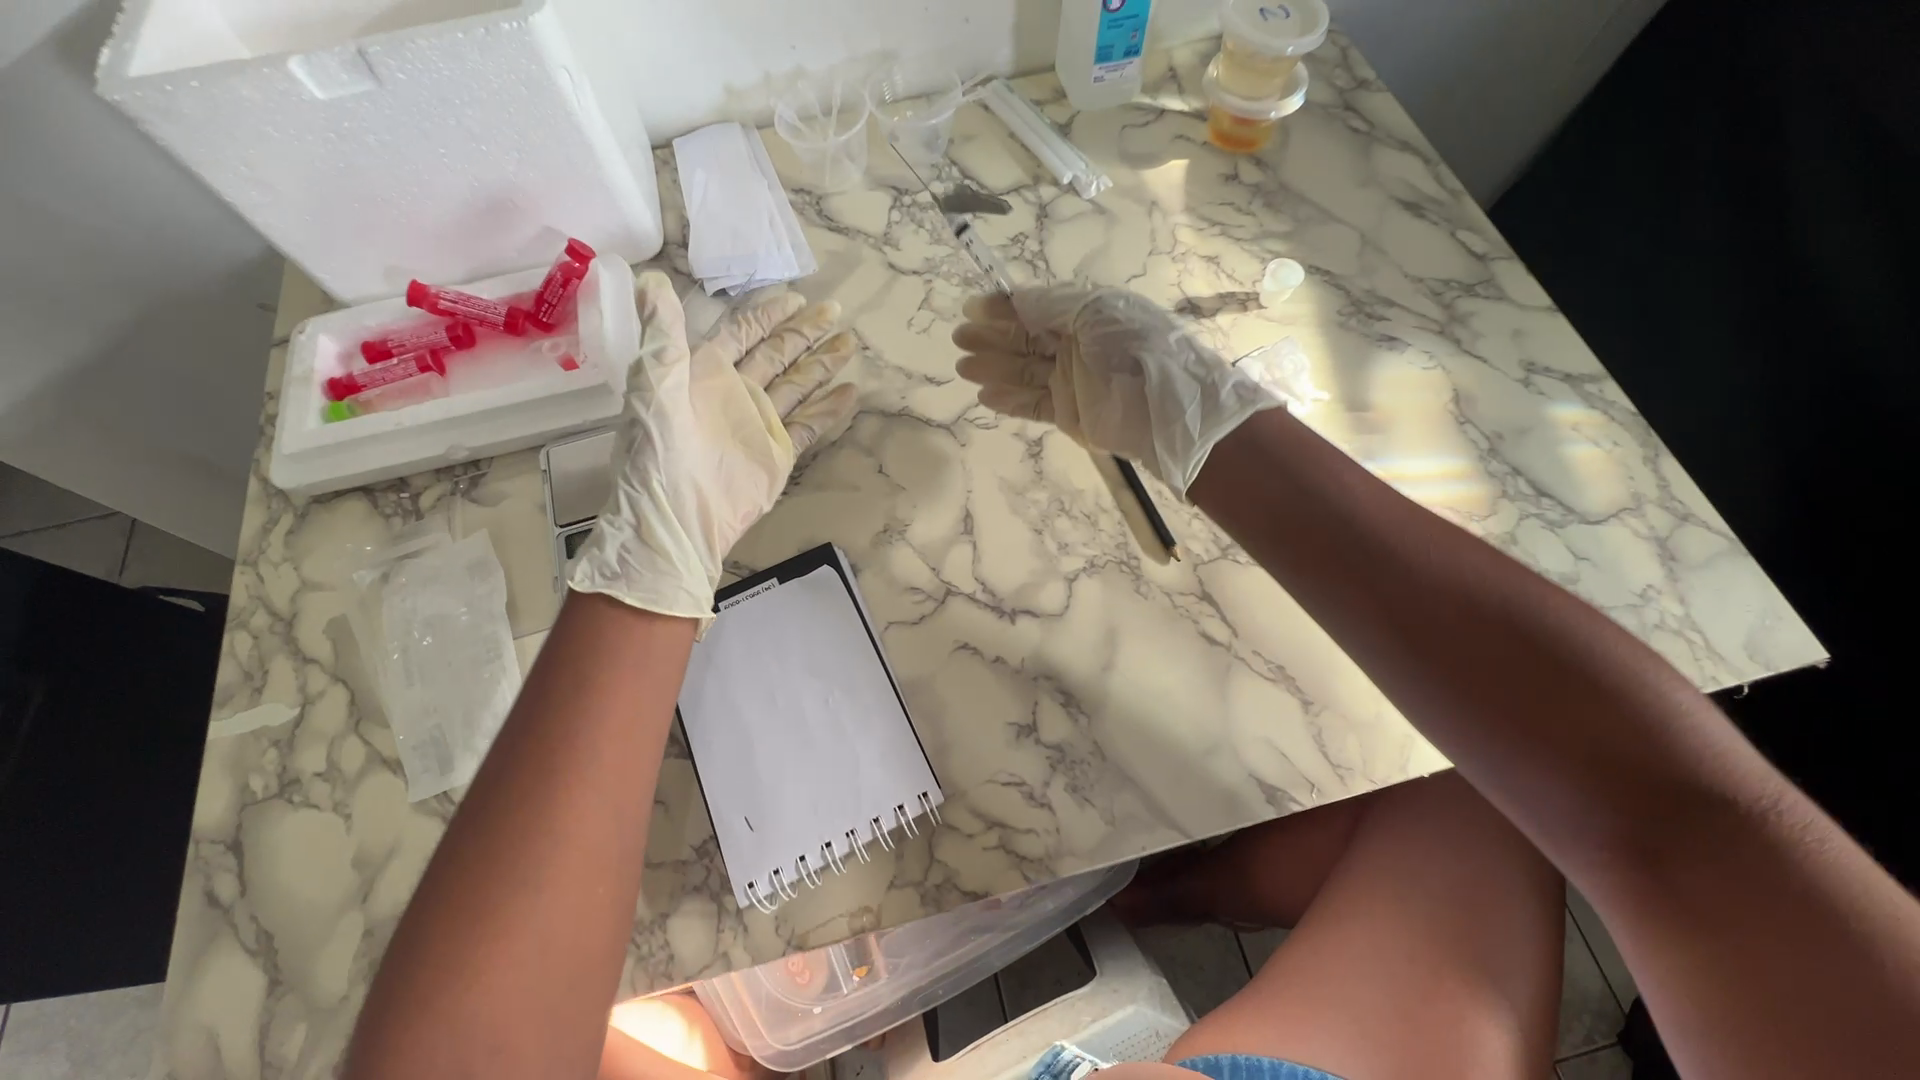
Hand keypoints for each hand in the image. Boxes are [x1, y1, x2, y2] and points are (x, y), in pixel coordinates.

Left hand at [570, 273, 858, 620]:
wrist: (675, 518)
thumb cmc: (657, 451)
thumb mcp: (653, 385)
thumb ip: (661, 333)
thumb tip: (651, 278)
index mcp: (704, 373)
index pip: (742, 334)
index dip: (767, 315)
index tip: (797, 297)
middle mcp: (735, 394)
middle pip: (777, 354)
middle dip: (805, 332)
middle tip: (835, 311)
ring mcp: (760, 424)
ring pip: (798, 385)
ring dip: (823, 364)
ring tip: (851, 342)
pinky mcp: (778, 454)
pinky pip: (809, 425)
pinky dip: (829, 409)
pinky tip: (851, 391)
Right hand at [952, 286, 1278, 496]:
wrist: (1167, 408)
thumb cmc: (1133, 349)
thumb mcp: (1094, 313)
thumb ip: (1049, 306)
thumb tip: (1011, 299)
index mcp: (1085, 313)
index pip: (1035, 307)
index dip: (1003, 308)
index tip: (971, 309)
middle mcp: (1076, 344)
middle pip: (1025, 339)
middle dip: (991, 338)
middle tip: (959, 339)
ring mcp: (1071, 381)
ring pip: (1024, 372)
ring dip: (994, 369)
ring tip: (964, 368)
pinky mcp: (1070, 414)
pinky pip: (1033, 405)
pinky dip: (1010, 401)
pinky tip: (986, 396)